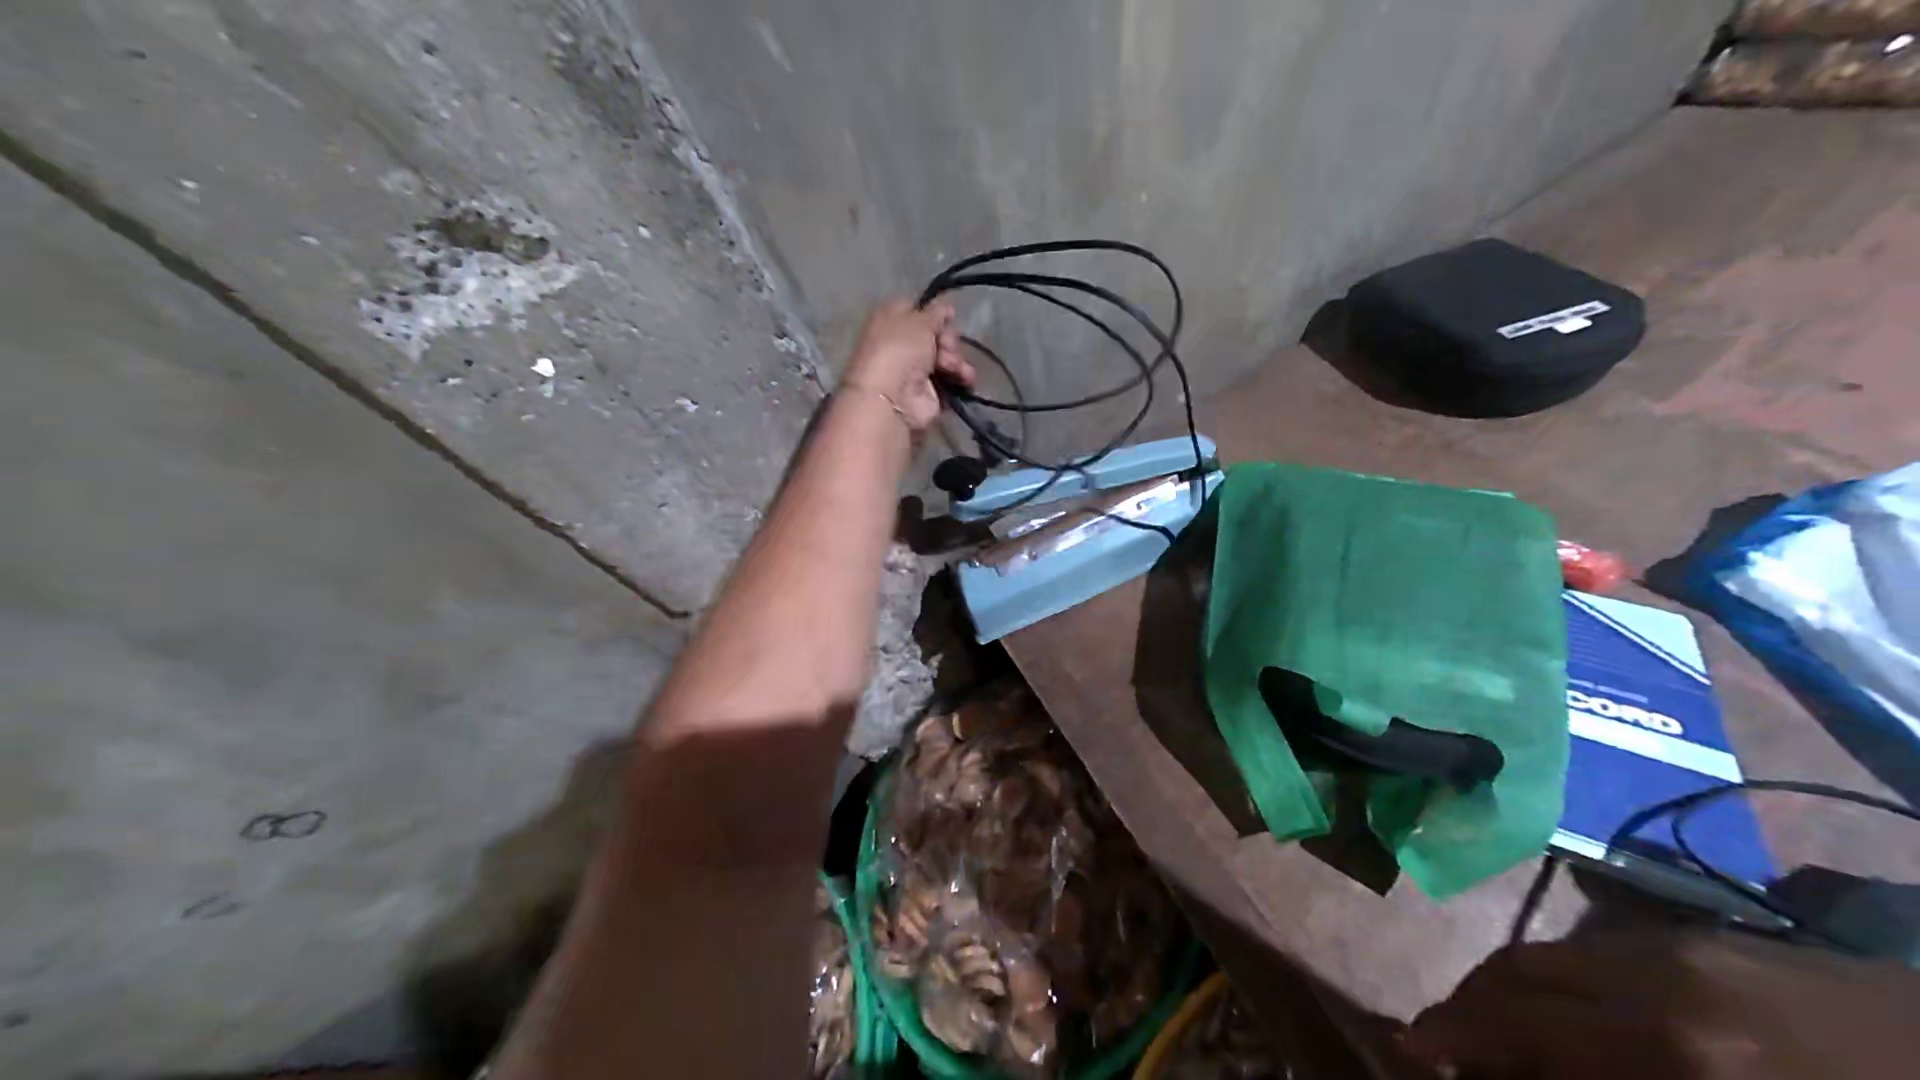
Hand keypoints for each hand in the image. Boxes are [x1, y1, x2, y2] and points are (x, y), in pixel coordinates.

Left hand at [841, 297, 975, 432]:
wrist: (892, 397)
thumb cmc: (899, 349)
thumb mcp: (919, 320)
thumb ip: (936, 312)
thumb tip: (945, 308)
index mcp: (891, 320)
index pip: (916, 309)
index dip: (933, 312)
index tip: (948, 316)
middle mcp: (902, 344)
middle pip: (936, 334)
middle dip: (947, 338)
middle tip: (945, 347)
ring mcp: (916, 370)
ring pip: (947, 356)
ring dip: (955, 359)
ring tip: (952, 367)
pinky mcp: (929, 392)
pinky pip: (952, 379)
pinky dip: (961, 377)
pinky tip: (965, 379)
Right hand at [1403, 930, 1918, 1079]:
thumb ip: (1593, 1076)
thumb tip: (1507, 1071)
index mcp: (1668, 1046)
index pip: (1516, 1022)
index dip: (1452, 1033)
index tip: (1409, 1048)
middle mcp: (1651, 978)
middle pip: (1513, 971)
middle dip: (1465, 1004)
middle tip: (1443, 1039)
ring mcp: (1671, 946)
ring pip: (1544, 952)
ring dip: (1505, 989)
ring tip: (1497, 1028)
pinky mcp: (1694, 937)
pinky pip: (1590, 951)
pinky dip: (1558, 980)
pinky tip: (1571, 1014)